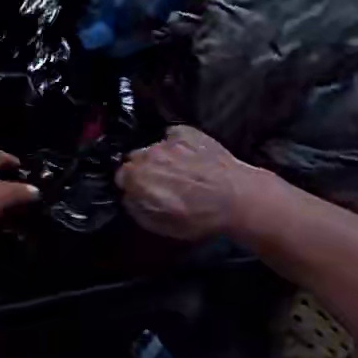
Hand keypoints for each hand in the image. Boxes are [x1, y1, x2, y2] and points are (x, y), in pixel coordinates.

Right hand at [116, 126, 260, 239]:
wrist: (236, 197)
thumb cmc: (198, 217)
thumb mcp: (160, 226)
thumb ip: (136, 209)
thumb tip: (129, 197)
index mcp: (137, 178)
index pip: (121, 177)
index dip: (131, 186)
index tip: (142, 193)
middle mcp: (148, 155)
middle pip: (135, 159)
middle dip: (144, 170)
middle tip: (162, 183)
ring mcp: (167, 141)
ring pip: (154, 147)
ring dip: (161, 157)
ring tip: (180, 170)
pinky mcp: (187, 131)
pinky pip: (173, 136)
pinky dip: (177, 144)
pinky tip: (191, 156)